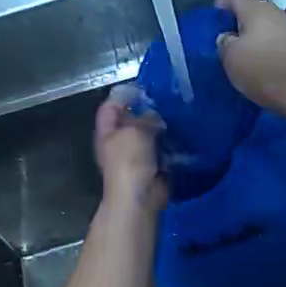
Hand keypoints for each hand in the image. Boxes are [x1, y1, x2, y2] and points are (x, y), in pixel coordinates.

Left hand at [94, 86, 166, 212]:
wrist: (139, 196)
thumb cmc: (130, 161)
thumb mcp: (135, 131)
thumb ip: (144, 118)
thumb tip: (153, 116)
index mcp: (106, 131)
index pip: (110, 106)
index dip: (125, 96)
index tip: (144, 90)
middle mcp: (118, 141)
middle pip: (130, 119)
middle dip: (146, 111)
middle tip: (165, 102)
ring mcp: (134, 154)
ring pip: (147, 134)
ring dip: (160, 127)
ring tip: (175, 116)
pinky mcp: (150, 165)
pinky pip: (159, 148)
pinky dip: (168, 143)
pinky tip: (179, 135)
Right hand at [214, 0, 285, 110]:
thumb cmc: (262, 68)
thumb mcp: (231, 57)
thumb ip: (224, 43)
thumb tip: (227, 37)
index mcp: (257, 10)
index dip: (223, 3)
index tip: (213, 14)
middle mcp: (277, 14)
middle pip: (254, 12)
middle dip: (240, 22)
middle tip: (226, 38)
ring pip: (267, 29)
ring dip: (255, 38)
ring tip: (242, 55)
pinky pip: (277, 45)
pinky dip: (267, 51)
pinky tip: (260, 66)